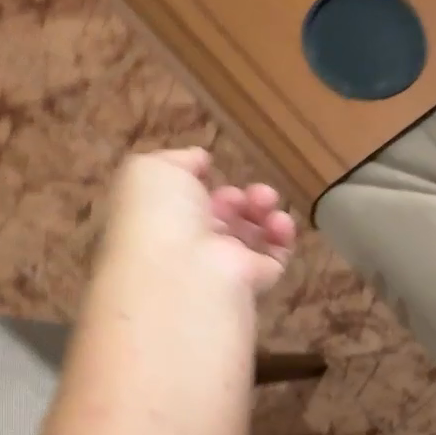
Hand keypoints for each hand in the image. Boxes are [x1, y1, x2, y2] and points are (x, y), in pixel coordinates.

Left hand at [98, 148, 296, 296]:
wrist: (185, 266)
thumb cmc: (160, 213)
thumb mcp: (153, 169)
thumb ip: (178, 159)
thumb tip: (201, 158)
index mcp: (162, 216)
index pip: (187, 200)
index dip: (201, 182)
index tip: (212, 170)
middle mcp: (193, 240)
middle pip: (224, 215)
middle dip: (238, 197)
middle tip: (250, 192)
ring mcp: (227, 261)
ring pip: (252, 232)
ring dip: (263, 210)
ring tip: (267, 200)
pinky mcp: (259, 276)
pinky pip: (277, 252)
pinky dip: (282, 234)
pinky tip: (280, 221)